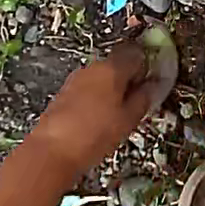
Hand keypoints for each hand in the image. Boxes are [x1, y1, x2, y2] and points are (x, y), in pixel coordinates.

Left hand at [26, 39, 173, 174]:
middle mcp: (93, 67)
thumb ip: (143, 98)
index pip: (136, 54)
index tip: (150, 85)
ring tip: (115, 116)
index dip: (146, 68)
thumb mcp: (128, 119)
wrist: (51, 150)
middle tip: (135, 104)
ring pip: (101, 77)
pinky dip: (96, 98)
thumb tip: (153, 86)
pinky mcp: (64, 92)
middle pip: (117, 64)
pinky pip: (88, 88)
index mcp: (112, 68)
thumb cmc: (94, 134)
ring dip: (111, 90)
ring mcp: (76, 78)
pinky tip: (96, 119)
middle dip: (128, 80)